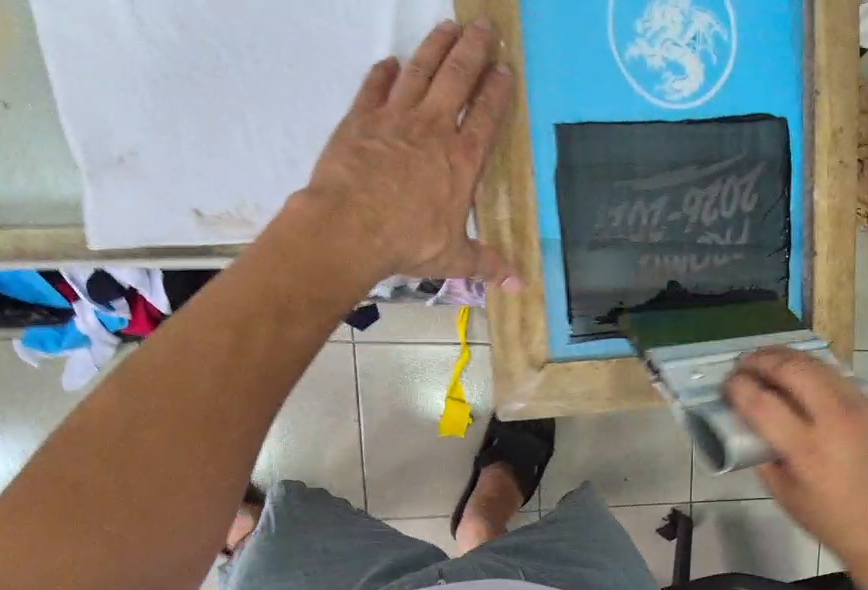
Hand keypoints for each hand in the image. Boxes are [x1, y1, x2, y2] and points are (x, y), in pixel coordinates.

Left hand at [297, 19, 521, 288]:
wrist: (349, 227)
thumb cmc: (407, 243)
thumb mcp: (454, 258)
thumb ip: (486, 264)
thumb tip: (519, 284)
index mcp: (462, 161)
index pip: (487, 116)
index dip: (498, 91)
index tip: (505, 70)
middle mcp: (433, 129)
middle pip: (458, 78)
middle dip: (474, 49)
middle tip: (484, 27)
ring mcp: (395, 118)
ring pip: (421, 71)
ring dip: (436, 46)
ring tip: (447, 26)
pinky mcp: (360, 118)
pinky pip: (375, 87)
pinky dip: (384, 73)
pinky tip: (391, 62)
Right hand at [724, 348, 867, 570]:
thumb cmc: (825, 517)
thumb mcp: (781, 491)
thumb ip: (762, 452)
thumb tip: (746, 421)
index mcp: (808, 449)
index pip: (763, 403)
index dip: (738, 388)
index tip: (726, 385)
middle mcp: (835, 419)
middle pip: (791, 369)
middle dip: (760, 360)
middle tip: (742, 365)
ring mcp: (858, 407)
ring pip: (816, 363)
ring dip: (785, 358)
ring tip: (764, 361)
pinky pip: (836, 374)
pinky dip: (811, 369)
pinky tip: (797, 375)